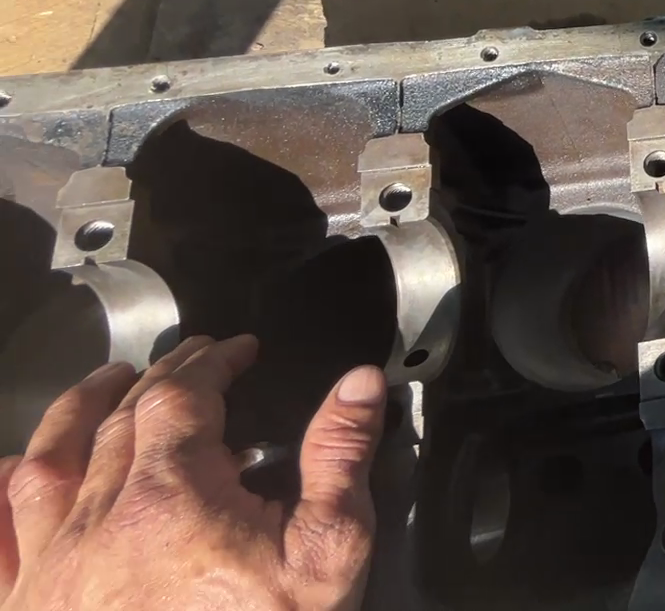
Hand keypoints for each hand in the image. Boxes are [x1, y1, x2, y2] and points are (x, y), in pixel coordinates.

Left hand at [0, 335, 386, 610]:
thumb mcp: (330, 544)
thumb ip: (342, 455)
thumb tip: (360, 380)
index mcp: (175, 499)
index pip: (181, 398)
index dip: (213, 360)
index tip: (242, 348)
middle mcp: (97, 524)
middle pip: (120, 421)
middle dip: (162, 374)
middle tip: (198, 354)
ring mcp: (47, 569)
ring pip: (47, 465)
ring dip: (77, 412)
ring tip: (102, 383)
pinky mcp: (22, 608)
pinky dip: (0, 495)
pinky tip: (7, 475)